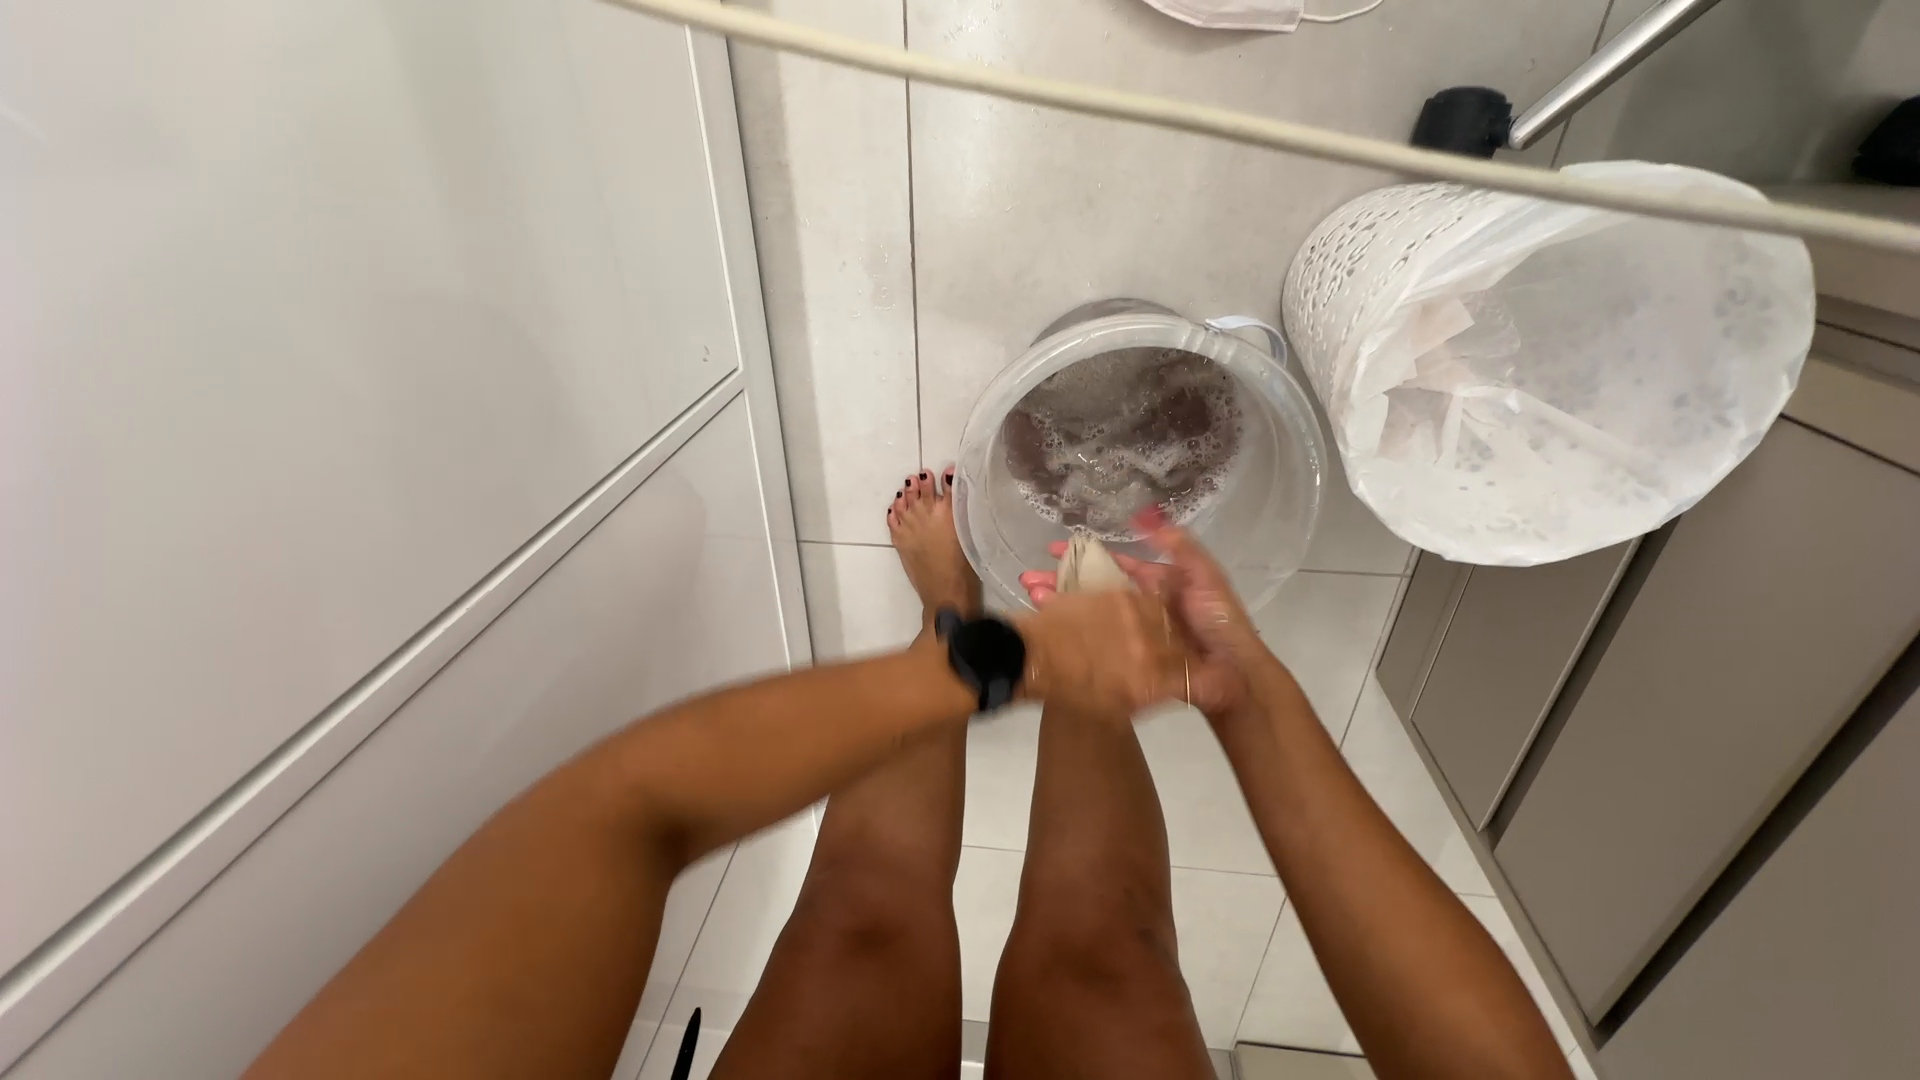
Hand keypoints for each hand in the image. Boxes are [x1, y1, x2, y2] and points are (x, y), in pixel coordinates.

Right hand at [1018, 507, 1266, 715]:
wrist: (1232, 673)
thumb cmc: (1218, 620)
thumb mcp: (1203, 574)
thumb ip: (1177, 545)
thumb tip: (1143, 516)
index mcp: (1155, 586)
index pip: (1113, 565)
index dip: (1084, 555)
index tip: (1052, 550)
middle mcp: (1139, 608)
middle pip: (1093, 589)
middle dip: (1060, 581)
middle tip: (1029, 577)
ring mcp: (1131, 635)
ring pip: (1088, 614)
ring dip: (1058, 605)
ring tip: (1029, 598)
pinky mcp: (1127, 661)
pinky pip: (1094, 643)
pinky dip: (1070, 635)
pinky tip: (1047, 627)